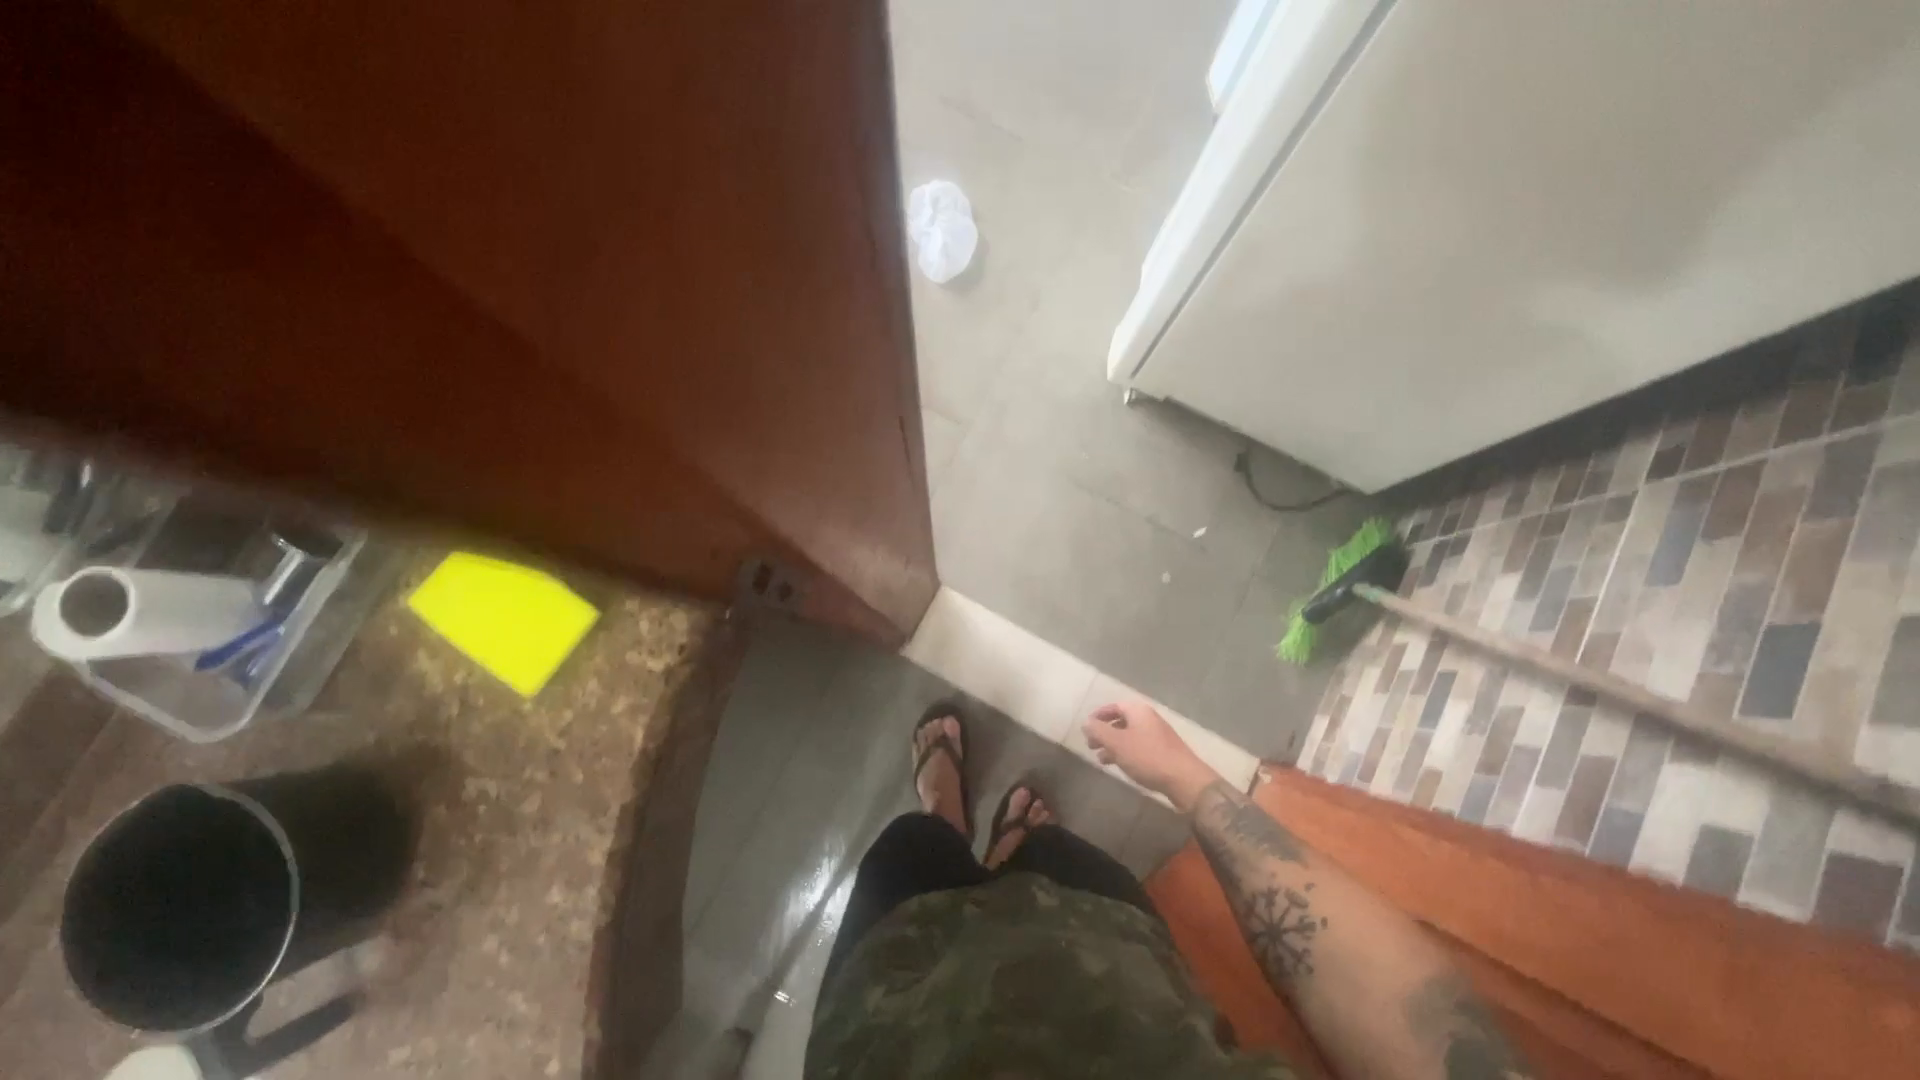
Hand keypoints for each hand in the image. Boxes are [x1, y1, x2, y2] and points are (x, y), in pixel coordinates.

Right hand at [1083, 701, 1218, 811]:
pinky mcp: (1163, 752)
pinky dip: (1126, 753)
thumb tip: (1085, 723)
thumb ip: (1098, 731)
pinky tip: (1120, 765)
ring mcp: (1158, 736)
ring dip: (1114, 745)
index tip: (1087, 727)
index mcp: (1138, 711)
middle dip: (1105, 732)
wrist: (1184, 779)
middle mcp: (1149, 719)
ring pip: (1130, 736)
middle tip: (1091, 745)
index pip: (1114, 706)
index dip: (1099, 715)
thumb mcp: (1117, 743)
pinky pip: (1139, 747)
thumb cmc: (1147, 757)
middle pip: (1122, 721)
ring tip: (1101, 759)